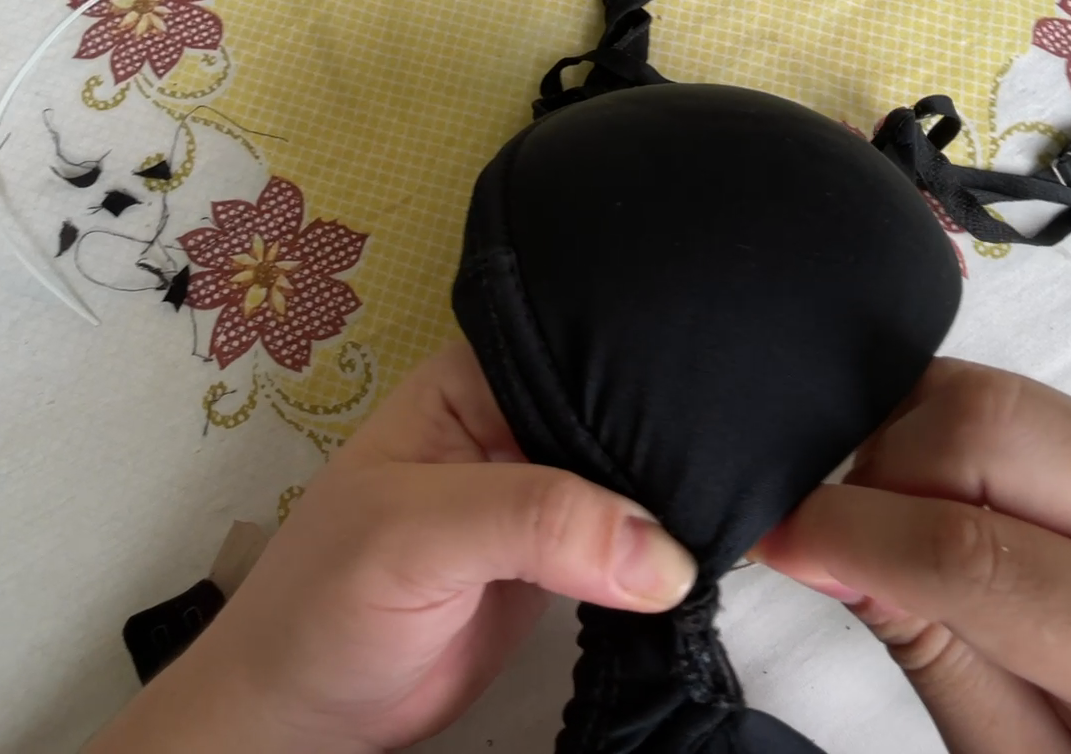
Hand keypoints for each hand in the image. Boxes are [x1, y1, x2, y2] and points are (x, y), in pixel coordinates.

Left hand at [84, 343, 696, 753]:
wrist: (313, 713)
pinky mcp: (566, 555)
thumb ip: (534, 521)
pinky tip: (723, 547)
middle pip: (613, 414)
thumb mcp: (417, 535)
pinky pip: (630, 542)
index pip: (577, 357)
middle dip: (675, 438)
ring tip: (757, 499)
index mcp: (477, 378)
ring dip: (679, 499)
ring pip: (629, 479)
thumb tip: (669, 554)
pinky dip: (669, 551)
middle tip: (753, 454)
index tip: (726, 391)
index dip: (644, 375)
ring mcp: (544, 490)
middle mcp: (516, 420)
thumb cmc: (332, 596)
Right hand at [753, 359, 1070, 753]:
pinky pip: (1002, 397)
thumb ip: (928, 649)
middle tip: (838, 535)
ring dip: (898, 439)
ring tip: (884, 519)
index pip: (978, 557)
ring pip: (990, 392)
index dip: (850, 535)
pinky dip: (927, 427)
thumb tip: (814, 543)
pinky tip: (924, 494)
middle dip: (877, 466)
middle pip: (993, 427)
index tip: (775, 541)